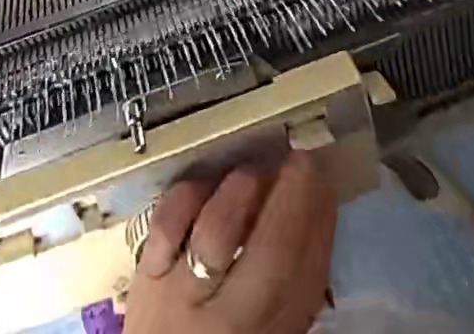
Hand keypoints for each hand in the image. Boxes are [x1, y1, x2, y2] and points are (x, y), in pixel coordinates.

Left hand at [124, 150, 337, 333]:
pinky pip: (167, 225)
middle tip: (302, 156)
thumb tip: (316, 201)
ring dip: (241, 189)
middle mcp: (233, 316)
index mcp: (274, 328)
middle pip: (271, 254)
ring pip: (217, 231)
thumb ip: (288, 273)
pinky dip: (187, 196)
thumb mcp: (267, 319)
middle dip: (292, 198)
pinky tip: (203, 184)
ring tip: (253, 168)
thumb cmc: (224, 333)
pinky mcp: (148, 274)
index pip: (308, 275)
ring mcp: (185, 293)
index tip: (325, 180)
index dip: (321, 222)